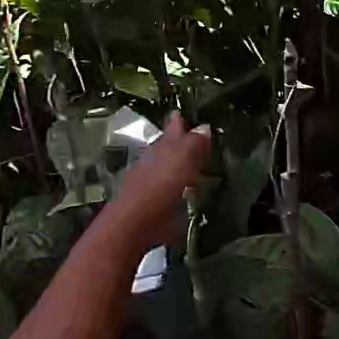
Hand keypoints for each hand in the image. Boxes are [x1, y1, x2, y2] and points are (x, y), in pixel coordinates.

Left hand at [103, 114, 209, 246]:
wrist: (133, 226)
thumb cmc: (159, 186)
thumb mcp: (182, 158)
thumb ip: (195, 143)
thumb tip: (205, 127)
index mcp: (162, 147)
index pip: (173, 127)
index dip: (179, 120)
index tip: (182, 112)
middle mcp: (153, 162)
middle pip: (168, 148)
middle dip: (179, 144)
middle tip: (194, 139)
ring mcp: (149, 185)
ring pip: (166, 171)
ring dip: (178, 169)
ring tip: (194, 168)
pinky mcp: (151, 209)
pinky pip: (168, 195)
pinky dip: (177, 193)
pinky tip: (186, 197)